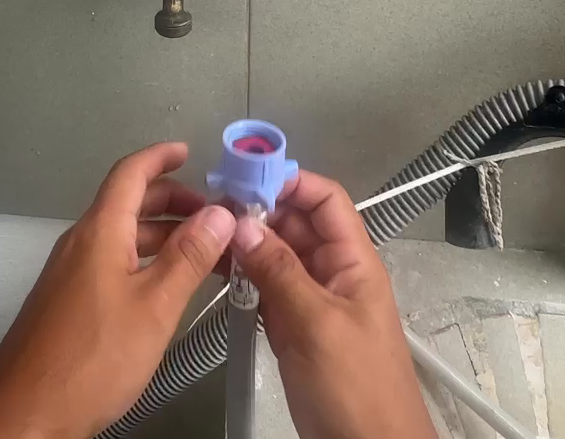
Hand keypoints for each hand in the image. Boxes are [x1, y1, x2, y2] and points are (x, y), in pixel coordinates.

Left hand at [0, 142, 235, 438]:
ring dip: (162, 235)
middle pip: (128, 202)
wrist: (25, 414)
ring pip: (122, 234)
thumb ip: (189, 257)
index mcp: (100, 230)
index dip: (160, 156)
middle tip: (211, 215)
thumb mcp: (154, 306)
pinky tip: (166, 286)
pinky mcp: (68, 299)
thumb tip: (219, 214)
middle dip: (172, 200)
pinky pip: (112, 260)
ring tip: (202, 253)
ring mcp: (71, 270)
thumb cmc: (91, 358)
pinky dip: (144, 259)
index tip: (187, 151)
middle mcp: (82, 240)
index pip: (130, 173)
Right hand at [234, 169, 434, 438]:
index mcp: (352, 261)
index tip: (245, 177)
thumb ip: (279, 271)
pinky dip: (242, 273)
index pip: (325, 199)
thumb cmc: (357, 387)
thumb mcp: (318, 324)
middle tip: (214, 206)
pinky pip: (265, 285)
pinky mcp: (292, 325)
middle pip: (295, 222)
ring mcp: (311, 299)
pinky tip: (215, 268)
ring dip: (245, 240)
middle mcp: (331, 271)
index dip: (289, 181)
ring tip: (208, 233)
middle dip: (258, 209)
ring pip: (276, 252)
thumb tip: (242, 222)